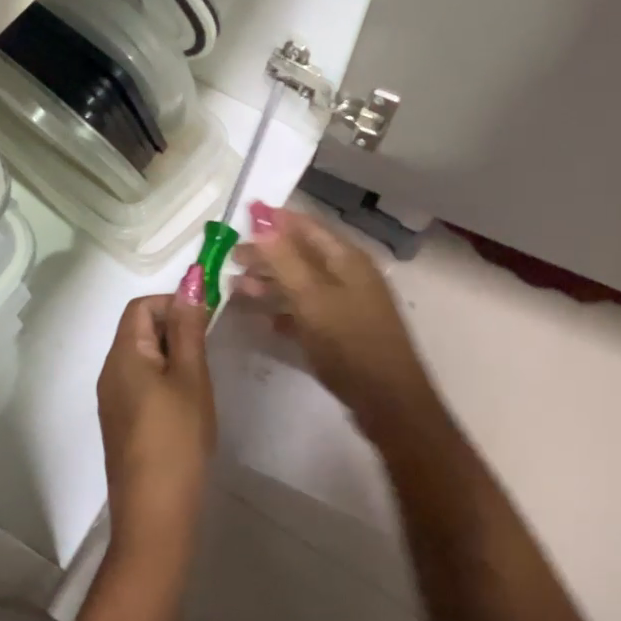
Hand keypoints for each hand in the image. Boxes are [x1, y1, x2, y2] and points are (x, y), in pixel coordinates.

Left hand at [96, 282, 215, 555]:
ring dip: (172, 357)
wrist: (155, 513)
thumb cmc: (177, 438)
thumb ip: (189, 328)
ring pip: (142, 358)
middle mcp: (110, 371)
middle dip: (175, 330)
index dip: (173, 304)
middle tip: (206, 357)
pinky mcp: (120, 422)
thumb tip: (190, 281)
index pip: (142, 306)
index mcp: (123, 354)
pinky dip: (164, 381)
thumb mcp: (191, 377)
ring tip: (199, 384)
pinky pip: (140, 383)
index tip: (204, 325)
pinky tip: (185, 408)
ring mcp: (112, 399)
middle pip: (139, 329)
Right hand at [233, 206, 441, 439]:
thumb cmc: (349, 342)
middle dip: (266, 255)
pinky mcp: (343, 333)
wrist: (389, 402)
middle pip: (302, 255)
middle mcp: (349, 275)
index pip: (307, 226)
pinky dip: (286, 311)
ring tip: (237, 290)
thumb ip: (284, 259)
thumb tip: (260, 220)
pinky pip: (308, 313)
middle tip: (231, 259)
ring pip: (303, 285)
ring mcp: (348, 305)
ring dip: (271, 284)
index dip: (275, 220)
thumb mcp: (311, 297)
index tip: (242, 217)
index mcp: (347, 259)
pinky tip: (265, 320)